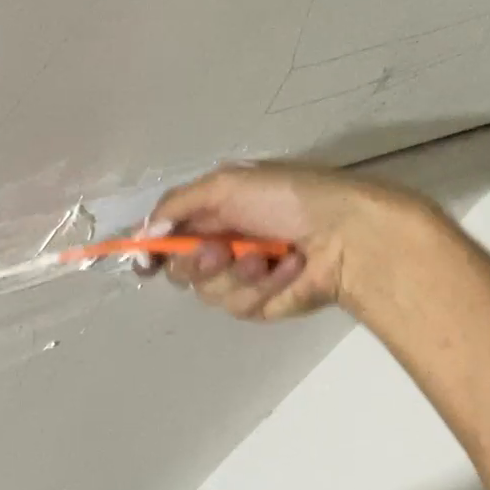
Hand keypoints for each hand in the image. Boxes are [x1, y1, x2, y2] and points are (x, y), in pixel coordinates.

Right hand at [139, 161, 428, 321]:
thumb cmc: (291, 199)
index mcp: (214, 213)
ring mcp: (239, 278)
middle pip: (179, 270)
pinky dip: (265, 286)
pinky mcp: (257, 304)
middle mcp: (221, 245)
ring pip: (206, 291)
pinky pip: (238, 304)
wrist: (347, 235)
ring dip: (235, 274)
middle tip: (218, 251)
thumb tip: (143, 233)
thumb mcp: (228, 184)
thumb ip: (179, 205)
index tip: (147, 262)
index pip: (167, 236)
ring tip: (268, 258)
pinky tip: (291, 269)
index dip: (152, 251)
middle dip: (196, 262)